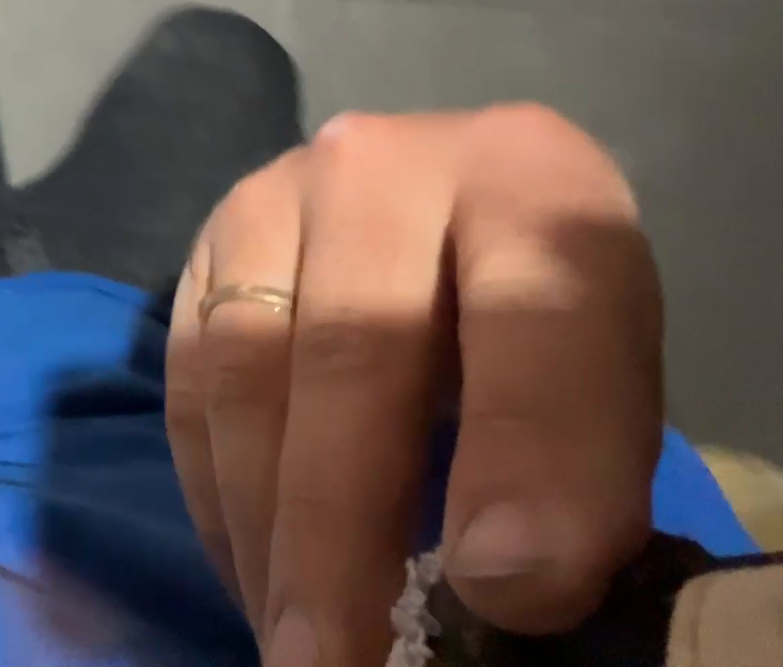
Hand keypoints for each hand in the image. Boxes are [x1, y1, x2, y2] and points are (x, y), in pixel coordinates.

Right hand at [165, 105, 663, 666]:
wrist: (415, 195)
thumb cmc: (524, 296)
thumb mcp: (595, 361)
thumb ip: (568, 454)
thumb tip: (492, 589)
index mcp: (525, 176)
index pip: (533, 310)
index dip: (525, 454)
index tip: (501, 600)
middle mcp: (377, 165)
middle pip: (352, 346)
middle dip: (338, 525)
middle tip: (331, 663)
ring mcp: (267, 196)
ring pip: (244, 361)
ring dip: (256, 515)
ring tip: (282, 632)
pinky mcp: (201, 243)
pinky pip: (187, 367)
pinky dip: (208, 476)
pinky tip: (241, 555)